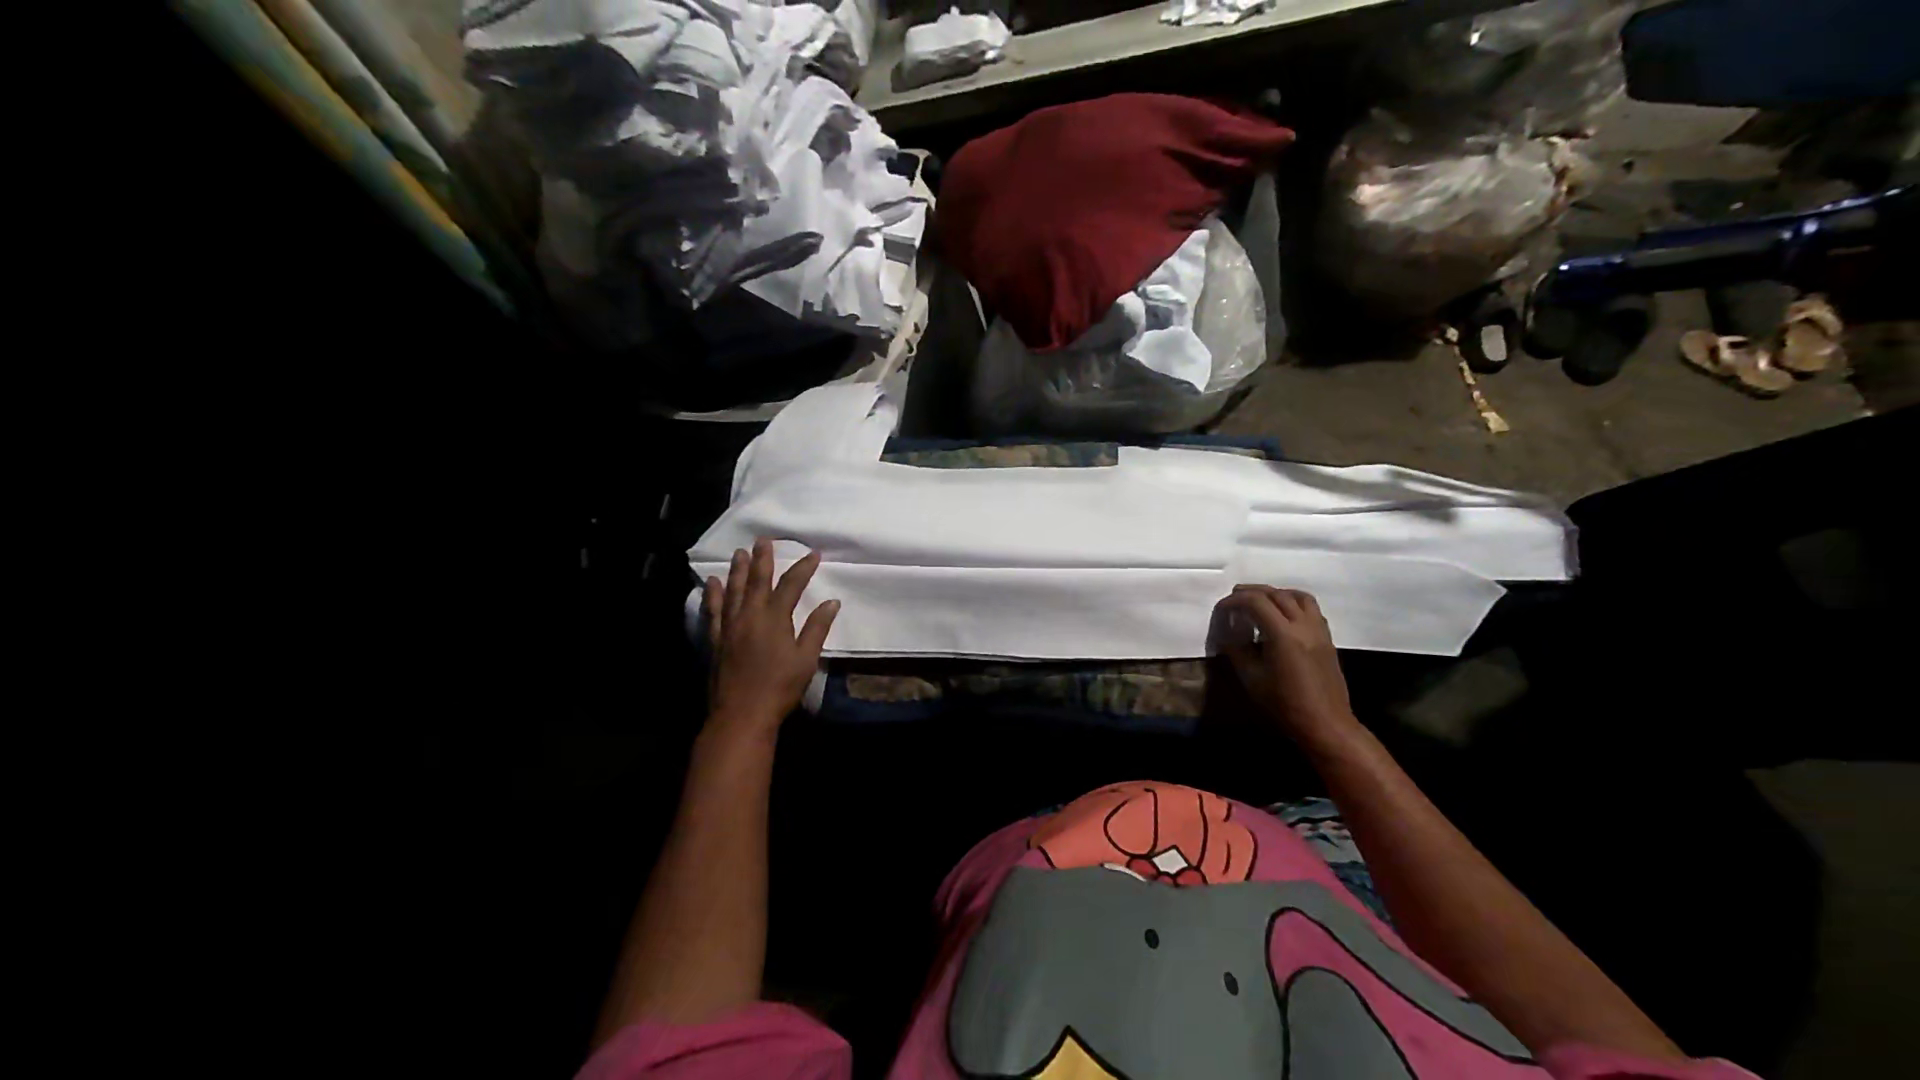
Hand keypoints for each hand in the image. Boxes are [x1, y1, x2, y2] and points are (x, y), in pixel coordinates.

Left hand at [701, 538, 839, 737]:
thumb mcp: (806, 660)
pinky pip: (713, 611)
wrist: (741, 714)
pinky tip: (712, 583)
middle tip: (763, 540)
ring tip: (739, 553)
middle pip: (757, 581)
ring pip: (734, 591)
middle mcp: (750, 616)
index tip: (813, 554)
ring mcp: (729, 627)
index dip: (803, 568)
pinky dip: (713, 595)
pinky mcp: (715, 640)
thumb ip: (817, 628)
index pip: (791, 585)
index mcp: (775, 619)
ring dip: (738, 570)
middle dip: (763, 559)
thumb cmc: (780, 688)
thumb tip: (832, 602)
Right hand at [1217, 585, 1356, 744]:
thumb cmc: (1285, 705)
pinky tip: (1283, 616)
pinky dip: (1293, 603)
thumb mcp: (1252, 679)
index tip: (1221, 610)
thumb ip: (1237, 651)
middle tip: (1234, 599)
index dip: (1234, 601)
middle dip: (1252, 592)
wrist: (1325, 724)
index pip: (1256, 602)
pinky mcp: (1327, 639)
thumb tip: (1228, 635)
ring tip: (1260, 601)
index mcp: (1283, 634)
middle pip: (1276, 594)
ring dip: (1276, 593)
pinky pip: (1311, 609)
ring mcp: (1319, 631)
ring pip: (1298, 596)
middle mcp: (1303, 625)